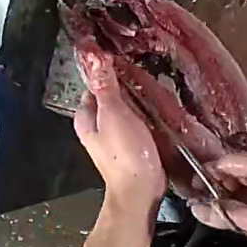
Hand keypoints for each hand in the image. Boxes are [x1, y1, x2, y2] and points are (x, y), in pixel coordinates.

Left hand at [74, 57, 164, 214]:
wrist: (140, 190)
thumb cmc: (125, 153)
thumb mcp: (114, 113)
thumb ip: (105, 86)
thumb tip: (93, 56)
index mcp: (86, 117)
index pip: (95, 84)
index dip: (110, 72)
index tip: (129, 63)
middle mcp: (97, 126)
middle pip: (112, 96)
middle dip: (129, 87)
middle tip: (149, 77)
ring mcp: (115, 137)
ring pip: (128, 110)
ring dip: (141, 101)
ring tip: (158, 91)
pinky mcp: (132, 145)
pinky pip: (139, 123)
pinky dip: (148, 116)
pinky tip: (161, 111)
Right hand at [192, 149, 246, 246]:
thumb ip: (226, 213)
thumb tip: (196, 207)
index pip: (230, 161)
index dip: (207, 176)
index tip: (188, 192)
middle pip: (240, 169)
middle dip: (221, 187)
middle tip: (202, 208)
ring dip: (235, 197)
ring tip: (220, 215)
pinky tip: (241, 217)